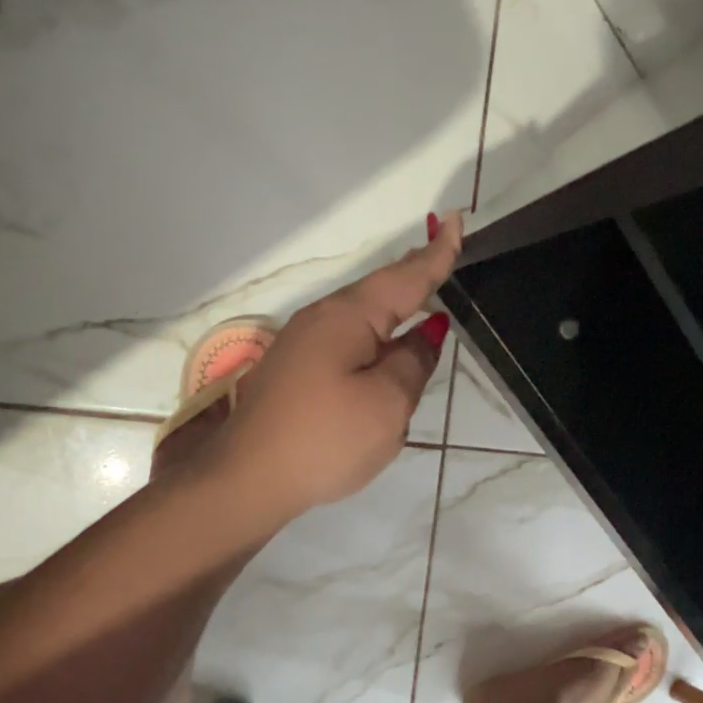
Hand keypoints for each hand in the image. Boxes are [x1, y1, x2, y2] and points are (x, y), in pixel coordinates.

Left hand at [214, 211, 463, 516]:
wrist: (246, 481)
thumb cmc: (325, 440)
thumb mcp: (386, 405)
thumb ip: (413, 363)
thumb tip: (425, 332)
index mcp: (347, 318)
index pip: (404, 278)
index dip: (435, 256)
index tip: (456, 221)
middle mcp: (321, 321)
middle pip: (378, 292)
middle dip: (413, 275)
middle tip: (444, 253)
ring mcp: (301, 348)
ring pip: (360, 320)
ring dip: (392, 308)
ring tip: (422, 298)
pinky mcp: (293, 375)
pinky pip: (345, 344)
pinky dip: (372, 338)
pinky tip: (381, 351)